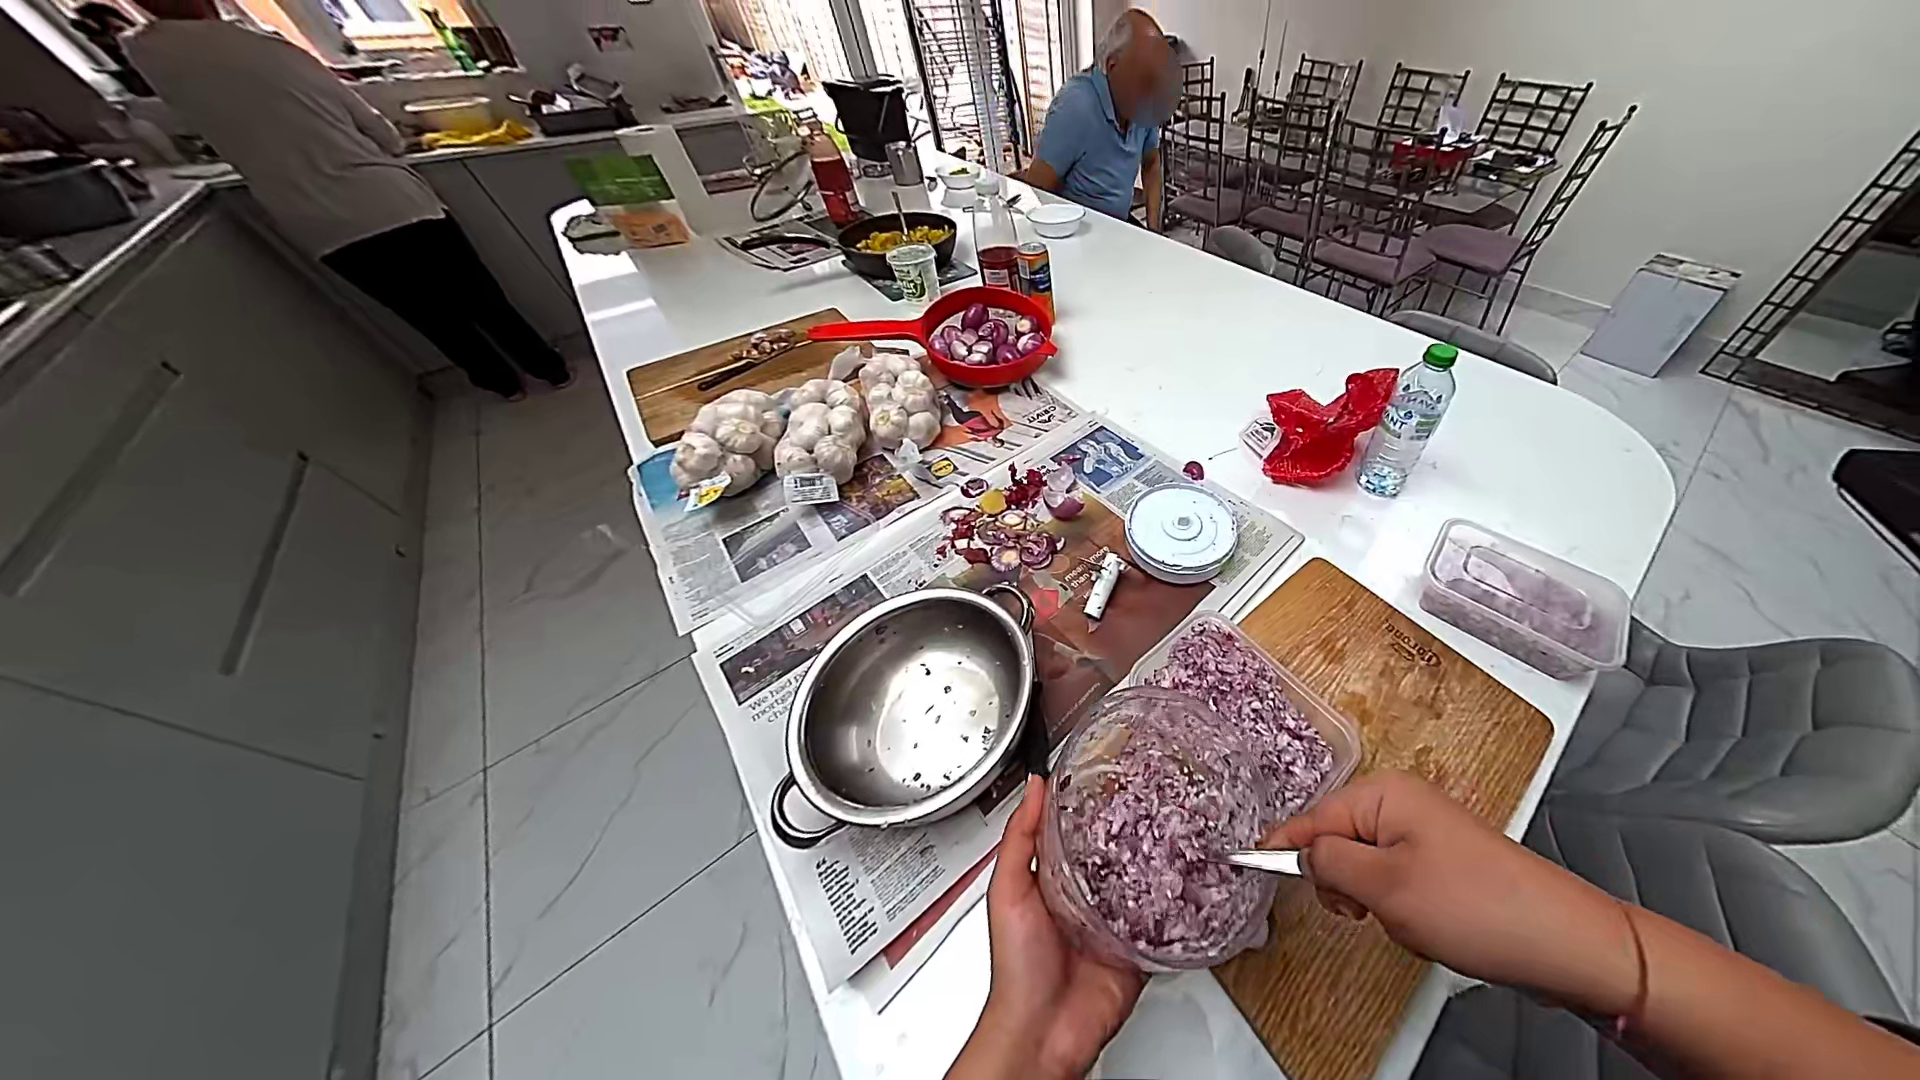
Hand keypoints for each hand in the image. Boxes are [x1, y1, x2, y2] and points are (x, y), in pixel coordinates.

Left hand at [947, 776, 1143, 1079]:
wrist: (1041, 1031)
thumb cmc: (1016, 965)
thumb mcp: (1008, 889)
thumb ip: (1018, 838)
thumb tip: (1032, 787)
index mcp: (1052, 875)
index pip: (1072, 827)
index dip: (1086, 802)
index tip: (1104, 774)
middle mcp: (1084, 892)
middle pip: (1110, 851)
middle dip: (1128, 828)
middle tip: (1151, 797)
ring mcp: (1111, 919)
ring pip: (1138, 880)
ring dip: (1152, 861)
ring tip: (1173, 829)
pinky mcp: (1135, 947)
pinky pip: (1159, 921)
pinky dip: (1171, 904)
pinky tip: (1184, 881)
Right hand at [1264, 771, 1640, 1015]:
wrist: (1577, 948)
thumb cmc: (1477, 908)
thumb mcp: (1385, 887)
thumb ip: (1326, 862)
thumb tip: (1295, 851)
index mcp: (1383, 793)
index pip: (1311, 818)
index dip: (1282, 846)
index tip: (1248, 866)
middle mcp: (1400, 801)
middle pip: (1335, 837)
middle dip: (1338, 878)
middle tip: (1360, 911)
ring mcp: (1422, 829)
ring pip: (1362, 861)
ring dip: (1368, 895)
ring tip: (1401, 919)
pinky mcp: (1441, 858)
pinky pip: (1390, 873)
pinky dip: (1392, 900)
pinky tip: (1420, 921)